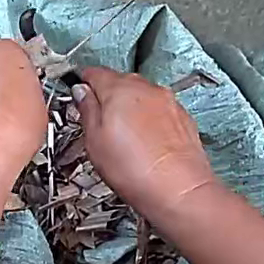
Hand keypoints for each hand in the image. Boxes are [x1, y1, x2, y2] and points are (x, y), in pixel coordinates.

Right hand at [72, 67, 217, 215]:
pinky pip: (160, 112)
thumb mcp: (94, 141)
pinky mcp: (183, 119)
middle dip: (109, 99)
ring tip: (125, 140)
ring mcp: (169, 103)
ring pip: (142, 97)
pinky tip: (146, 144)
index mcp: (120, 89)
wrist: (179, 190)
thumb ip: (86, 110)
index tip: (80, 94)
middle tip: (101, 125)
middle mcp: (147, 89)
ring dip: (132, 111)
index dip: (83, 84)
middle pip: (120, 83)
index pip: (94, 73)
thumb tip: (82, 93)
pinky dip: (151, 122)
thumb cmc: (137, 171)